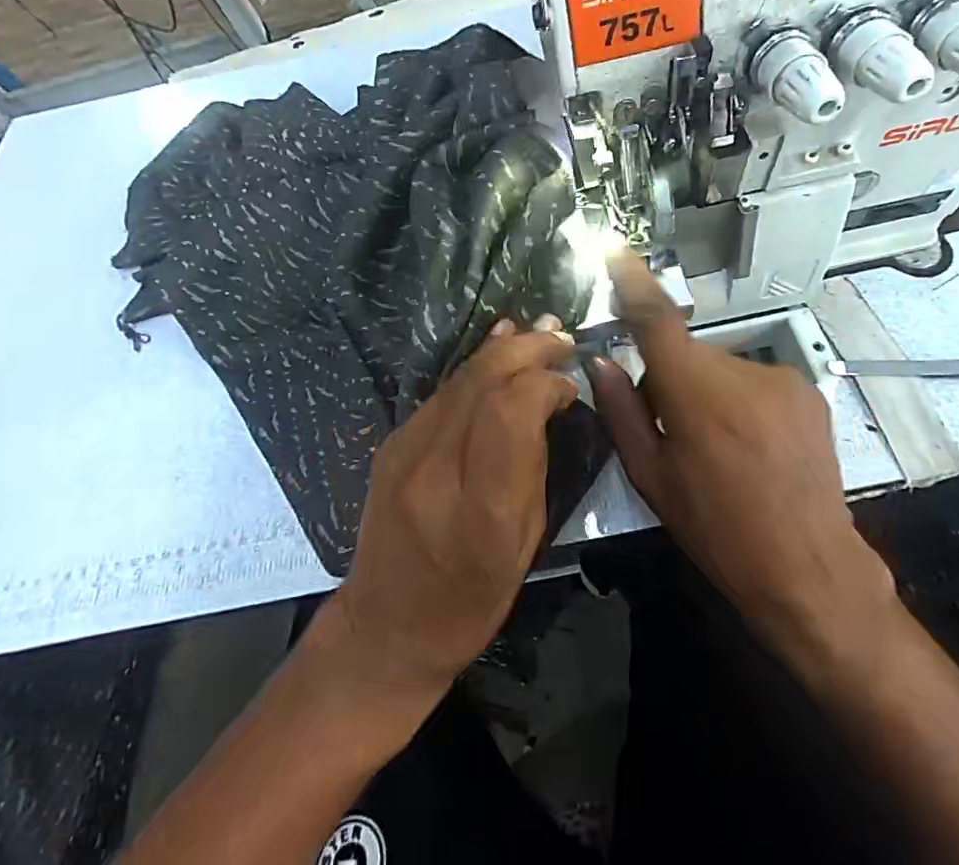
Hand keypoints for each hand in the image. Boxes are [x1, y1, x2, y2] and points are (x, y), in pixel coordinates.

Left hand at [319, 317, 576, 705]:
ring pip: (459, 379)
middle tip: (562, 337)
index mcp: (481, 505)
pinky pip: (441, 393)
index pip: (510, 410)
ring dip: (502, 349)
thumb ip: (533, 464)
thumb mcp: (527, 538)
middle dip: (527, 349)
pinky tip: (498, 348)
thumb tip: (545, 403)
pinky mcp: (390, 445)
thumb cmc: (475, 597)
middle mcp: (435, 468)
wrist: (388, 626)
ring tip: (540, 331)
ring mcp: (404, 453)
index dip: (545, 383)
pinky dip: (476, 368)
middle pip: (482, 381)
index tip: (570, 386)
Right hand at [587, 255, 894, 639]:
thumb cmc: (718, 529)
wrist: (805, 561)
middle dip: (674, 380)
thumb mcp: (654, 479)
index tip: (618, 252)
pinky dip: (745, 401)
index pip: (657, 319)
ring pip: (725, 370)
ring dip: (712, 393)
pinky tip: (756, 446)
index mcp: (695, 390)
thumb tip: (602, 364)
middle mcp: (742, 369)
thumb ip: (624, 413)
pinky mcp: (808, 390)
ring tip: (723, 449)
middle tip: (675, 433)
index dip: (634, 283)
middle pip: (691, 355)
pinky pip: (758, 381)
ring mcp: (782, 377)